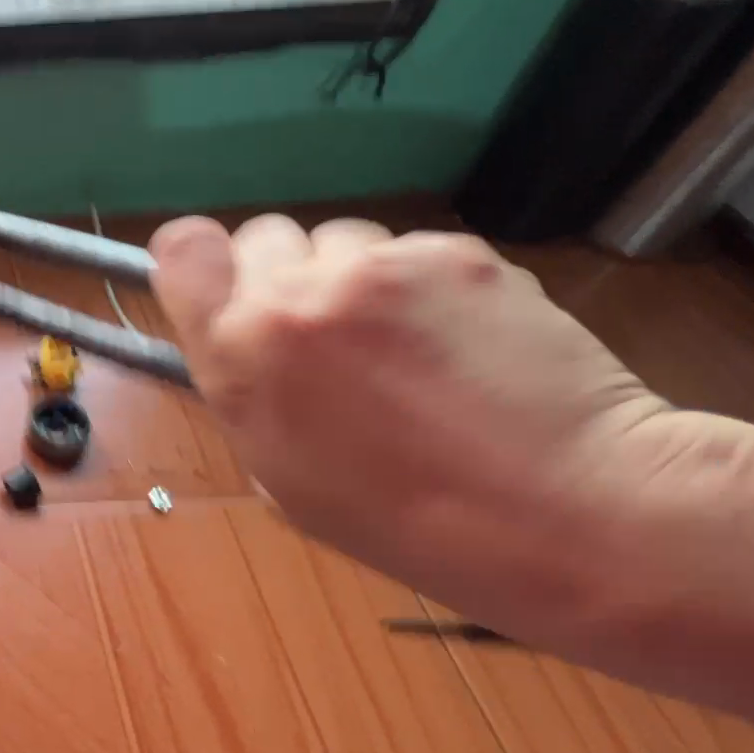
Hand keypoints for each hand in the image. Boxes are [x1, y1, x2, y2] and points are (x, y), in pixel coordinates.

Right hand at [147, 215, 669, 606]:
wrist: (570, 512)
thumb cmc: (402, 518)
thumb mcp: (278, 468)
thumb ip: (244, 382)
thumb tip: (247, 339)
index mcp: (239, 352)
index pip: (183, 248)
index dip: (198, 257)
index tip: (221, 280)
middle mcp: (293, 296)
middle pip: (261, 234)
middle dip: (282, 271)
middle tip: (322, 324)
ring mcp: (377, 268)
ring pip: (340, 238)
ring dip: (353, 275)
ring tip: (404, 337)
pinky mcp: (455, 253)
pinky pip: (411, 248)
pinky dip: (424, 282)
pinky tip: (463, 337)